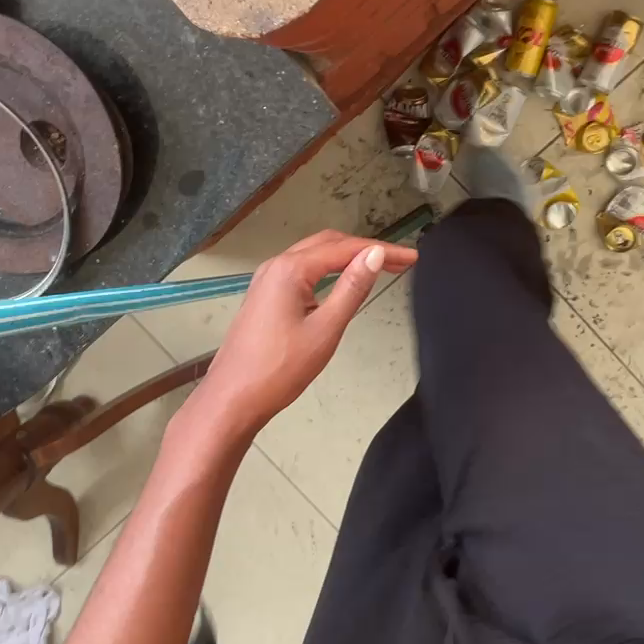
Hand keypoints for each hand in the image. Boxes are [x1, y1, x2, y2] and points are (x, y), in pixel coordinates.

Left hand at [185, 230, 417, 438]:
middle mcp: (276, 266)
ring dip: (346, 257)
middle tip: (400, 262)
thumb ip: (352, 288)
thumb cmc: (280, 369)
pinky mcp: (264, 296)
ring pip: (314, 256)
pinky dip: (328, 270)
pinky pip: (302, 271)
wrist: (232, 399)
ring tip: (379, 268)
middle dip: (365, 249)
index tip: (412, 259)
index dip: (381, 251)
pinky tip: (343, 282)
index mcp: (290, 269)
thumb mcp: (325, 329)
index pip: (345, 249)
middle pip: (328, 244)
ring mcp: (266, 280)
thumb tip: (375, 254)